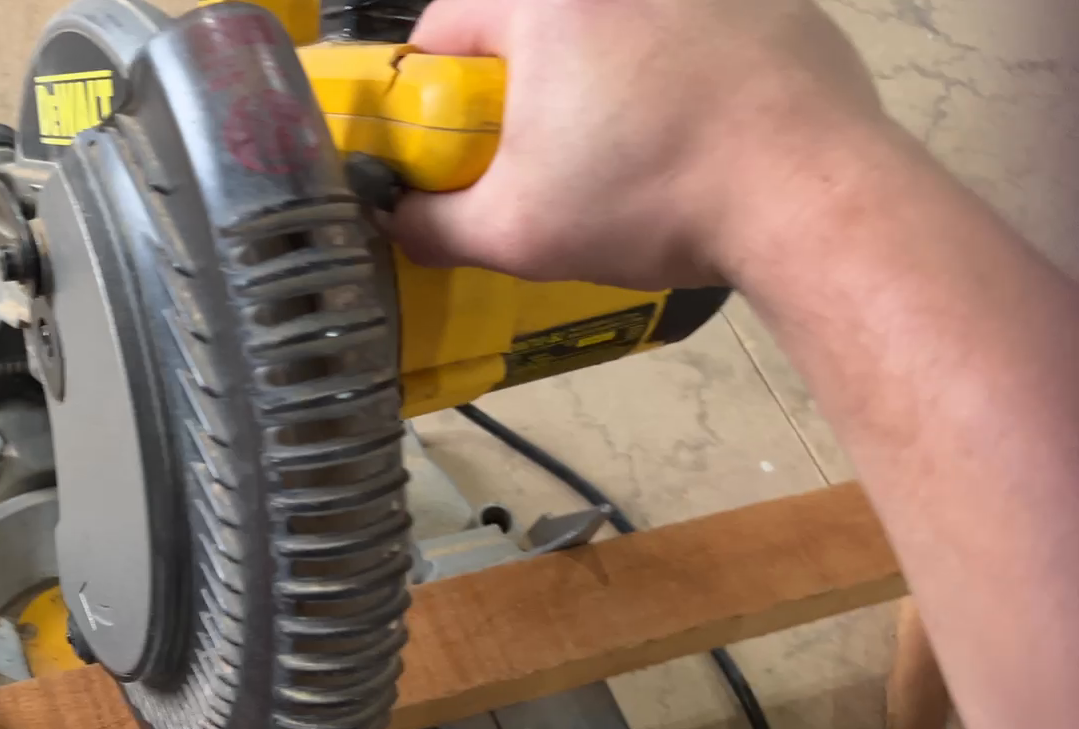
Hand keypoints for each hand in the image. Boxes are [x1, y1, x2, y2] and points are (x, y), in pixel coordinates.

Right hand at [389, 0, 891, 288]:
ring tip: (587, 158)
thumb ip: (425, 227)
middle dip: (494, 97)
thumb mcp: (505, 234)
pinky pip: (658, 37)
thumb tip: (391, 219)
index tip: (436, 150)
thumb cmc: (640, 201)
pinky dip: (636, 81)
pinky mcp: (754, 4)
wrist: (808, 194)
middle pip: (514, 31)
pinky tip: (659, 138)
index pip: (439, 27)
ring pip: (587, 37)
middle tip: (504, 165)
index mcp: (546, 6)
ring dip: (564, 90)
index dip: (418, 96)